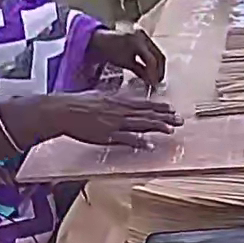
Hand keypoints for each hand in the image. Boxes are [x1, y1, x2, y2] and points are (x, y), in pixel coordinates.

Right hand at [37, 92, 179, 148]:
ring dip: (157, 126)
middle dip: (165, 117)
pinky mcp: (107, 135)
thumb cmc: (77, 104)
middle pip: (146, 114)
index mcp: (118, 101)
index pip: (143, 104)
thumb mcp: (98, 97)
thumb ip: (112, 101)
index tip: (171, 109)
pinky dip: (138, 142)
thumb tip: (120, 101)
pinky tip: (149, 145)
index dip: (159, 107)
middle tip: (180, 120)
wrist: (63, 110)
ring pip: (140, 124)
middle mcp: (119, 111)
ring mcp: (115, 123)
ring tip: (171, 130)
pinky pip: (126, 139)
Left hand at [88, 27, 167, 88]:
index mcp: (138, 42)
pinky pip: (154, 53)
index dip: (154, 74)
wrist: (101, 40)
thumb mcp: (125, 62)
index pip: (152, 60)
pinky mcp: (145, 41)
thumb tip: (151, 81)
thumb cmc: (110, 50)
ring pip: (158, 55)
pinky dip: (154, 63)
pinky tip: (153, 72)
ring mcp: (145, 38)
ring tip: (156, 79)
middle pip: (159, 57)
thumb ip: (140, 70)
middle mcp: (144, 38)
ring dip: (159, 68)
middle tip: (157, 84)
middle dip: (159, 72)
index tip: (154, 85)